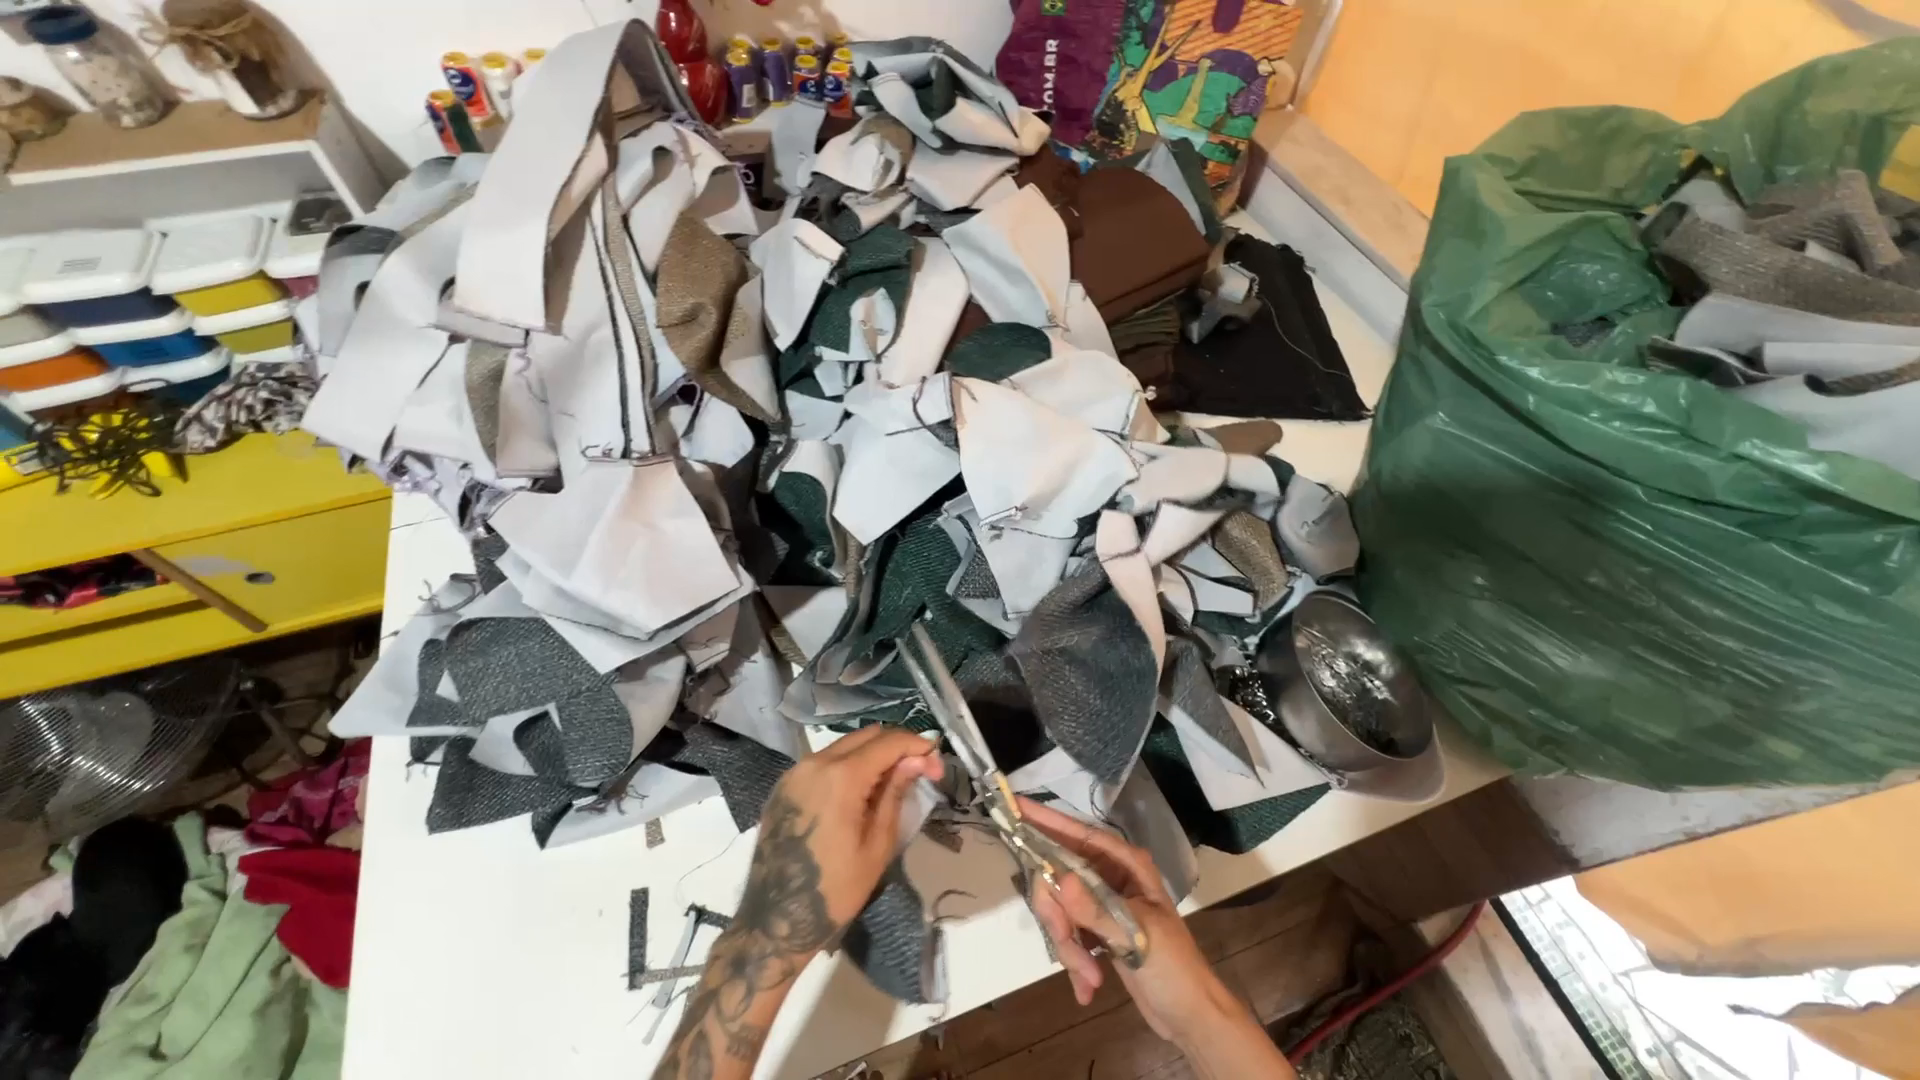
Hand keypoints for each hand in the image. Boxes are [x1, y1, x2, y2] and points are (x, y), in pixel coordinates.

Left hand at [655, 727, 943, 1079]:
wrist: (775, 920)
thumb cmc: (836, 889)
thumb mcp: (877, 844)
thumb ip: (896, 793)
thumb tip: (918, 759)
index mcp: (841, 777)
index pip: (889, 742)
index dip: (919, 748)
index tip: (937, 769)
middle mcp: (814, 763)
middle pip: (866, 735)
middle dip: (897, 746)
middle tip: (920, 772)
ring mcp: (794, 773)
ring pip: (843, 745)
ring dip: (872, 754)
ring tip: (892, 783)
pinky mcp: (783, 786)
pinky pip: (823, 762)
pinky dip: (847, 765)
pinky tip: (860, 792)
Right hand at [1018, 796, 1254, 1044]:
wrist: (1191, 1016)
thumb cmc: (1174, 968)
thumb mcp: (1136, 936)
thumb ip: (1094, 909)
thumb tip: (1059, 879)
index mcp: (1126, 865)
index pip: (1079, 834)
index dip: (1046, 820)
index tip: (1015, 807)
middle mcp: (1110, 877)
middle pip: (1059, 877)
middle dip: (1058, 916)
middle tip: (1067, 942)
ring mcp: (1102, 904)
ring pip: (1060, 910)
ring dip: (1069, 947)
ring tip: (1090, 977)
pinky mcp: (1097, 930)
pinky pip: (1069, 935)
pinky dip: (1075, 962)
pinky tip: (1088, 987)